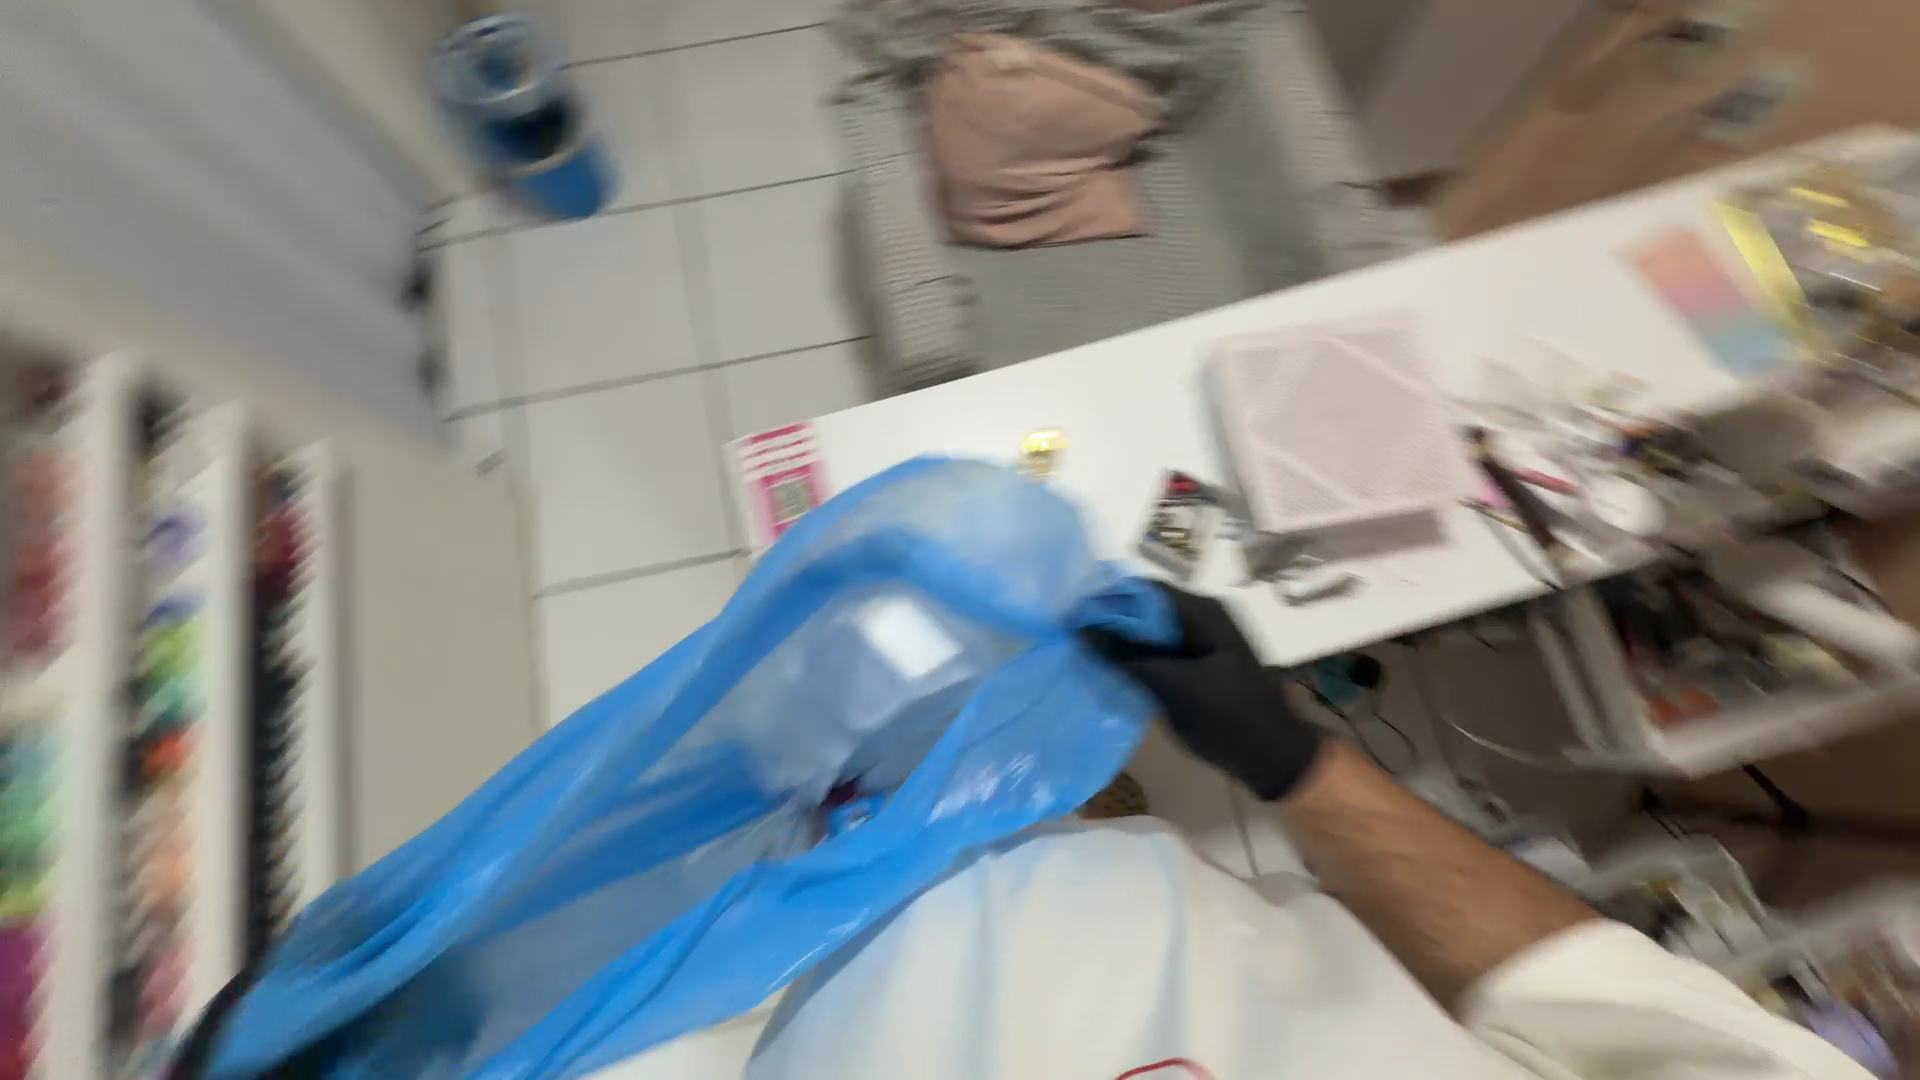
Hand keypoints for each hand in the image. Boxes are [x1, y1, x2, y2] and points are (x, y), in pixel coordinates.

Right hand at [1080, 584, 1322, 801]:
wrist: (1274, 758)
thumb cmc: (1228, 720)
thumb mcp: (1174, 688)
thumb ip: (1127, 657)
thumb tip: (1082, 629)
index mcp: (1204, 611)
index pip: (1145, 589)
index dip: (1108, 599)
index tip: (1073, 616)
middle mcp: (1204, 614)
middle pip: (1147, 606)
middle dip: (1112, 619)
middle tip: (1075, 635)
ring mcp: (1203, 637)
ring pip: (1151, 627)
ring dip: (1122, 638)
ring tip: (1087, 651)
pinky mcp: (1200, 659)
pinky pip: (1161, 646)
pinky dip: (1137, 653)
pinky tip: (1114, 667)